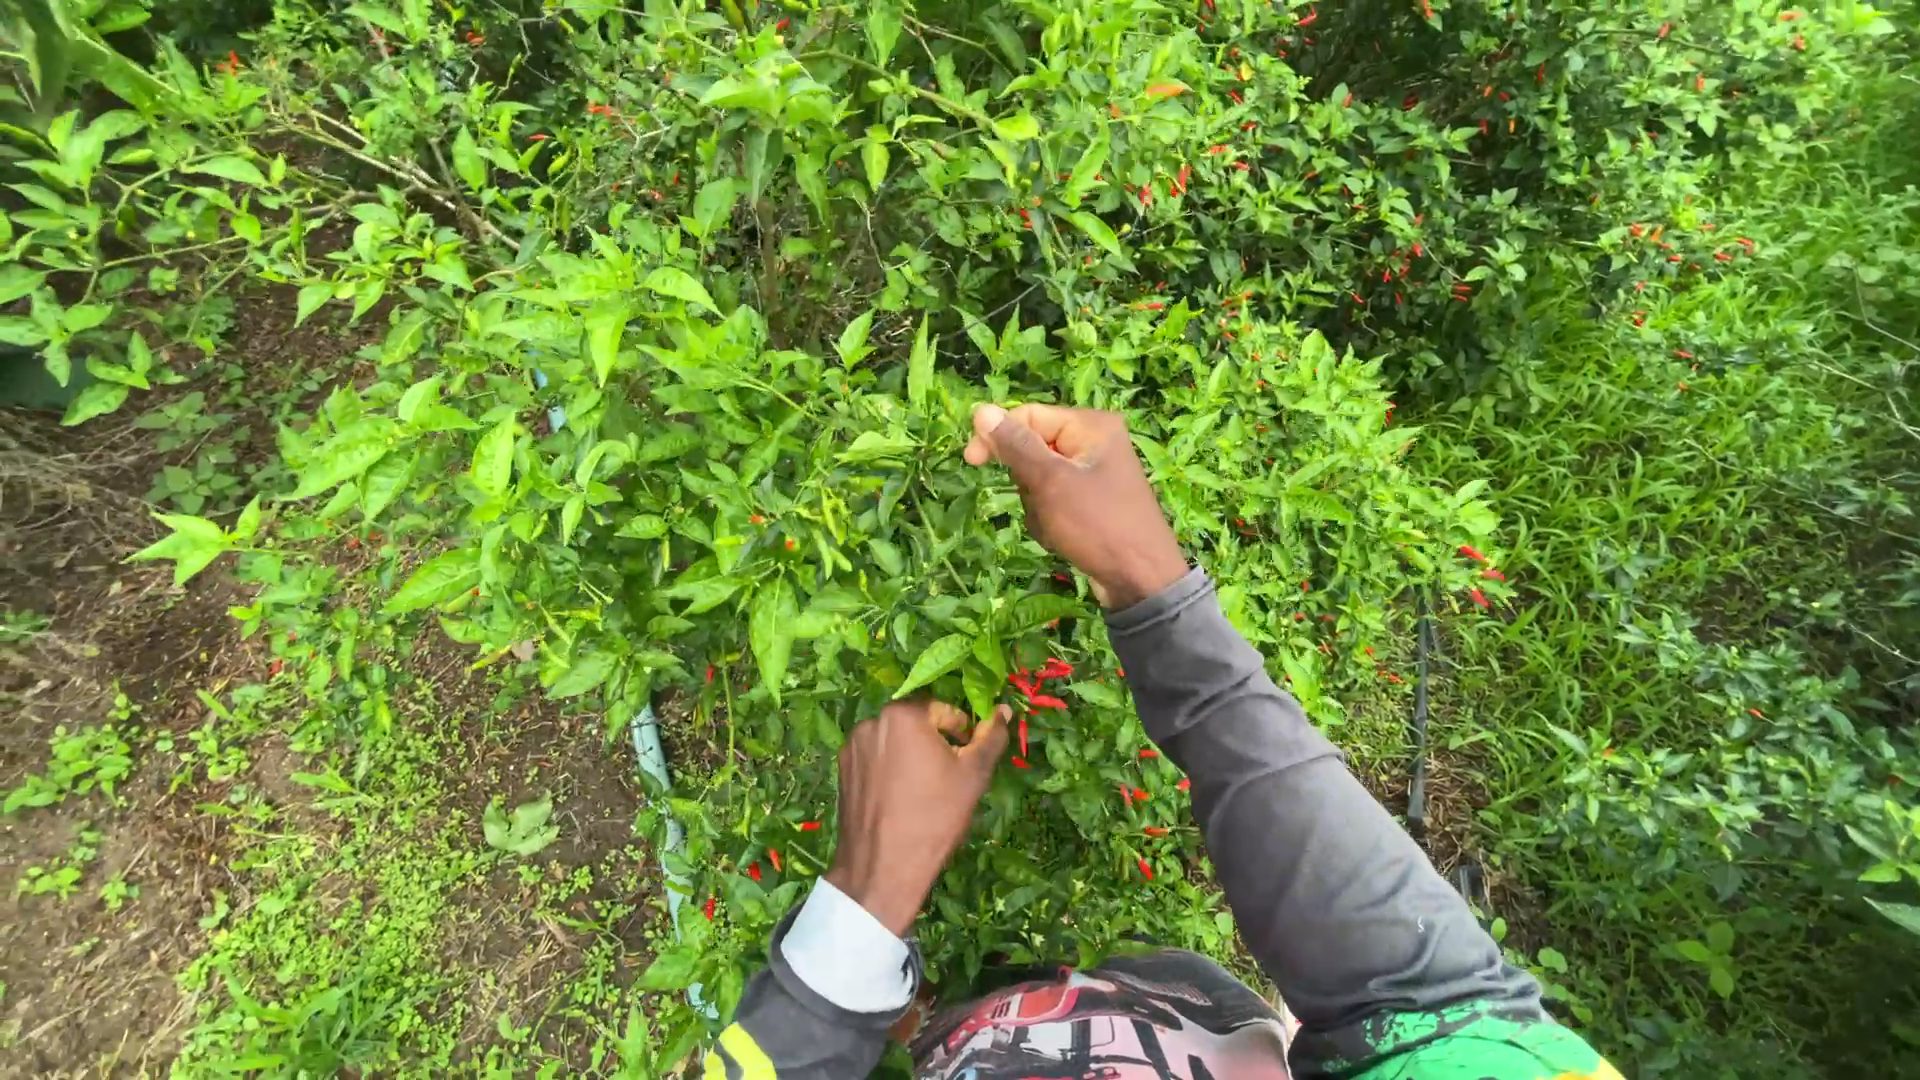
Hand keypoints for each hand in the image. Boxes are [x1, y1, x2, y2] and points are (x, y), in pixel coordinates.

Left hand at [827, 699, 1009, 936]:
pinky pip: (875, 757)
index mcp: (903, 715)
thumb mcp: (973, 775)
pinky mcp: (842, 769)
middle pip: (915, 722)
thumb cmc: (935, 818)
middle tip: (948, 775)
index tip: (966, 758)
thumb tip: (1004, 710)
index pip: (942, 709)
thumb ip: (991, 737)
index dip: (961, 732)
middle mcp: (872, 722)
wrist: (882, 870)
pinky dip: (890, 767)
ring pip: (894, 739)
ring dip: (911, 753)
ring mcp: (852, 746)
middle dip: (935, 741)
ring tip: (924, 788)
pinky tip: (899, 797)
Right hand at [962, 403, 1187, 608]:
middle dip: (1027, 483)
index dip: (998, 437)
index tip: (970, 461)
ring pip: (1037, 480)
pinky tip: (1063, 537)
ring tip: (1057, 526)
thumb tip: (980, 410)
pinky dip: (1048, 519)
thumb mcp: (1051, 482)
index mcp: (1091, 425)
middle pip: (1032, 449)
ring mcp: (1093, 474)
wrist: (1140, 580)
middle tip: (1043, 504)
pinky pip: (1052, 500)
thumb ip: (1015, 445)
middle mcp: (1094, 442)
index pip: (1028, 416)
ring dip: (1036, 506)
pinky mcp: (1090, 502)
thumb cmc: (1097, 524)